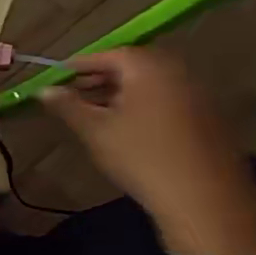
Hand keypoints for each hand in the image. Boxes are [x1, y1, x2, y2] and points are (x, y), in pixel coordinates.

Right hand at [38, 48, 255, 220]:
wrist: (206, 200)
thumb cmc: (141, 156)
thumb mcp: (93, 130)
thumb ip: (66, 105)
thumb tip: (43, 89)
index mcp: (148, 68)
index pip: (110, 54)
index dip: (81, 64)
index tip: (59, 77)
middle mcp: (178, 73)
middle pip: (134, 65)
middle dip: (102, 77)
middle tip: (76, 93)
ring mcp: (200, 96)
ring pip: (153, 83)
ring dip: (123, 92)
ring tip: (98, 113)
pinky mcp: (212, 119)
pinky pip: (170, 99)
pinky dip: (146, 105)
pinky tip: (131, 129)